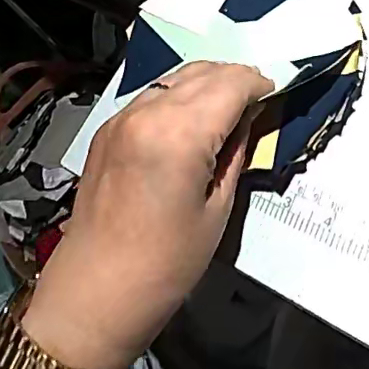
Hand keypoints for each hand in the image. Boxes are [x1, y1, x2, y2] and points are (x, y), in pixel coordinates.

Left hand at [21, 61, 272, 368]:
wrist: (92, 296)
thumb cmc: (165, 264)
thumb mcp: (219, 208)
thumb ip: (237, 150)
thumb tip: (248, 117)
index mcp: (180, 134)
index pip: (232, 84)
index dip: (260, 84)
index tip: (276, 92)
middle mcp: (148, 113)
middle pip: (206, 72)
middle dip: (238, 79)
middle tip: (258, 98)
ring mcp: (123, 117)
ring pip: (178, 76)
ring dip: (210, 82)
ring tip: (230, 105)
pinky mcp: (108, 129)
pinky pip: (155, 94)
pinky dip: (182, 94)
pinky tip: (195, 116)